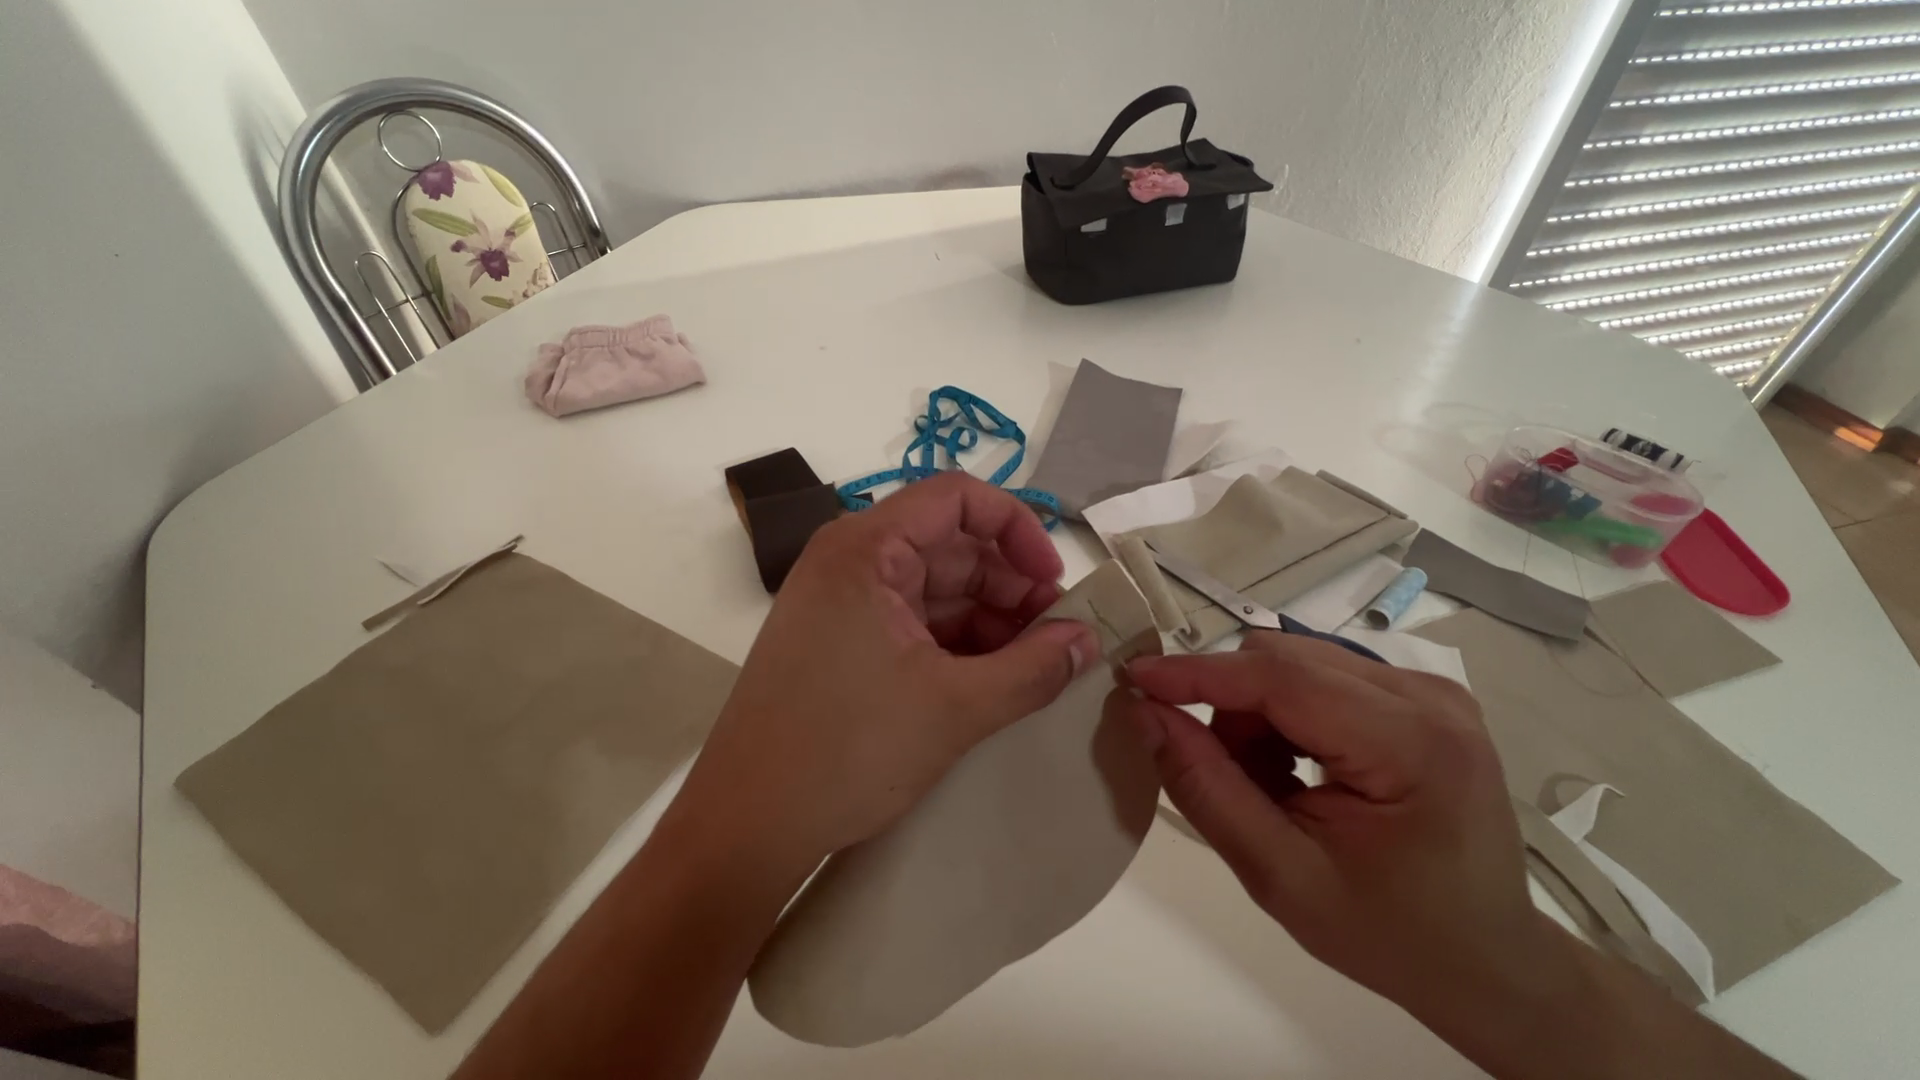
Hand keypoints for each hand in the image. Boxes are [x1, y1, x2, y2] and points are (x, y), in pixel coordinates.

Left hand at [676, 472, 1097, 877]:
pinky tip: (993, 681)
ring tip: (1033, 669)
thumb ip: (1033, 669)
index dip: (1016, 528)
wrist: (747, 826)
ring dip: (990, 621)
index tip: (1053, 583)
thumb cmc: (846, 751)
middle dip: (1011, 587)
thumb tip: (1089, 640)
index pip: (957, 498)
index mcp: (865, 549)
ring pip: (936, 589)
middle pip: (951, 546)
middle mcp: (850, 562)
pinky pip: (913, 623)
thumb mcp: (955, 709)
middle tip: (1058, 640)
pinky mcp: (841, 643)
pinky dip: (957, 645)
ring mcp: (842, 604)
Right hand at [1121, 630, 1547, 1016]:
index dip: (1200, 674)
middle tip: (1222, 776)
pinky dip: (1286, 716)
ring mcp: (1430, 690)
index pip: (1282, 679)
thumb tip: (1147, 715)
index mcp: (1412, 744)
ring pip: (1297, 662)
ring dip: (1257, 714)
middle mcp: (1428, 696)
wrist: (1487, 961)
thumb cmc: (1391, 934)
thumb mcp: (1281, 876)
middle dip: (1231, 706)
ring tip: (1270, 787)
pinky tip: (1297, 771)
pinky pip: (1321, 675)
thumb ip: (1207, 789)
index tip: (1135, 679)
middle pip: (1287, 660)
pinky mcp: (1421, 697)